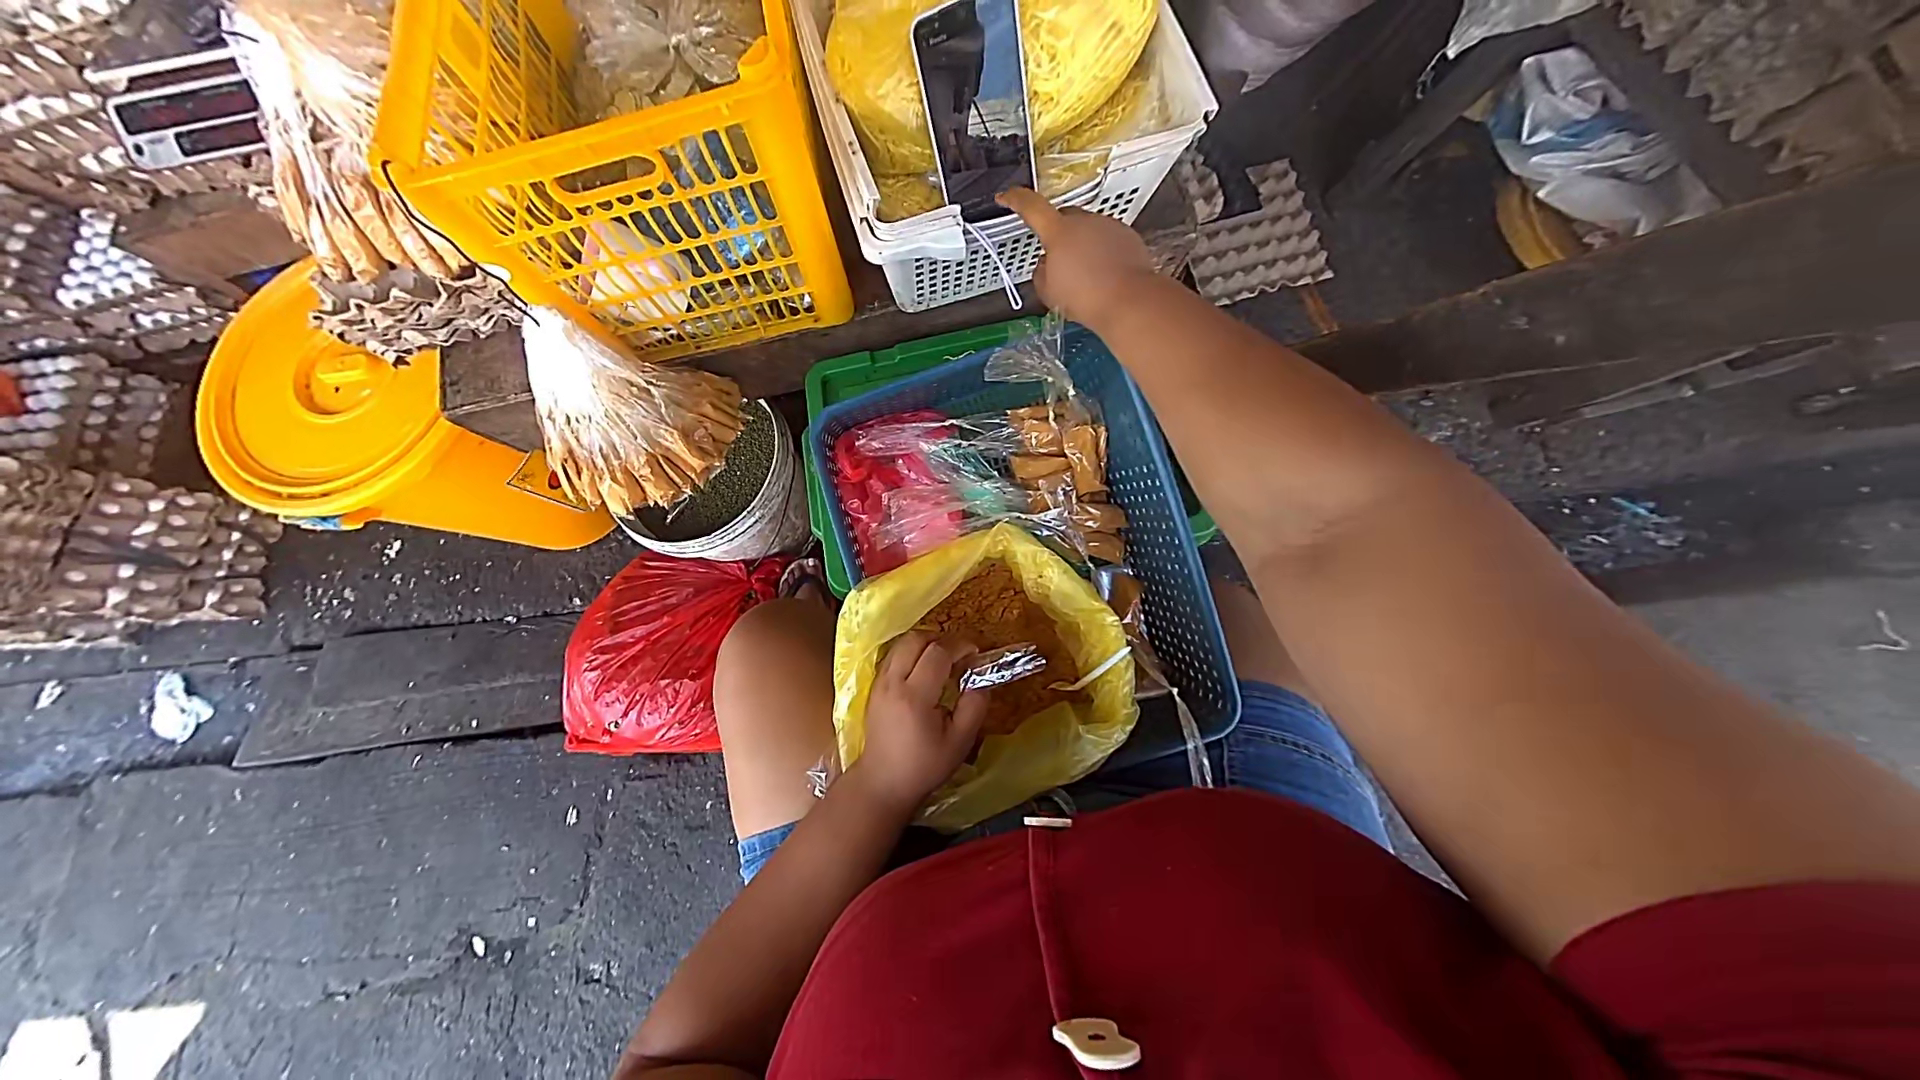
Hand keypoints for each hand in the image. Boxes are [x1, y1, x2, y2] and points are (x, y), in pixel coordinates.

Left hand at [851, 631, 988, 814]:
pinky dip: (911, 654)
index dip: (960, 647)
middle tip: (958, 654)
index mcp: (915, 696)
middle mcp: (892, 683)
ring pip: (901, 644)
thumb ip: (974, 706)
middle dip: (941, 639)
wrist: (883, 781)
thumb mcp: (960, 741)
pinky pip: (893, 656)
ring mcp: (879, 683)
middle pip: (915, 639)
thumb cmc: (924, 765)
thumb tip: (981, 679)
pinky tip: (924, 672)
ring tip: (942, 661)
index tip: (975, 655)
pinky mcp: (874, 687)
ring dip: (924, 644)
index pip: (938, 653)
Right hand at [997, 187, 1159, 326]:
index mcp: (1058, 231)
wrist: (1129, 302)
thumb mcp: (1048, 292)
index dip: (1015, 200)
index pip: (1031, 206)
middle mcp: (1084, 221)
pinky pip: (1107, 239)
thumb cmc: (1086, 297)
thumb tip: (1045, 266)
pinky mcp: (1127, 237)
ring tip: (1082, 275)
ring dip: (1080, 246)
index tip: (1006, 197)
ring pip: (1086, 230)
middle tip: (1055, 261)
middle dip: (1056, 235)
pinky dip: (1101, 252)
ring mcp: (1108, 226)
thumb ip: (1040, 272)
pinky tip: (1102, 275)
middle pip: (1063, 218)